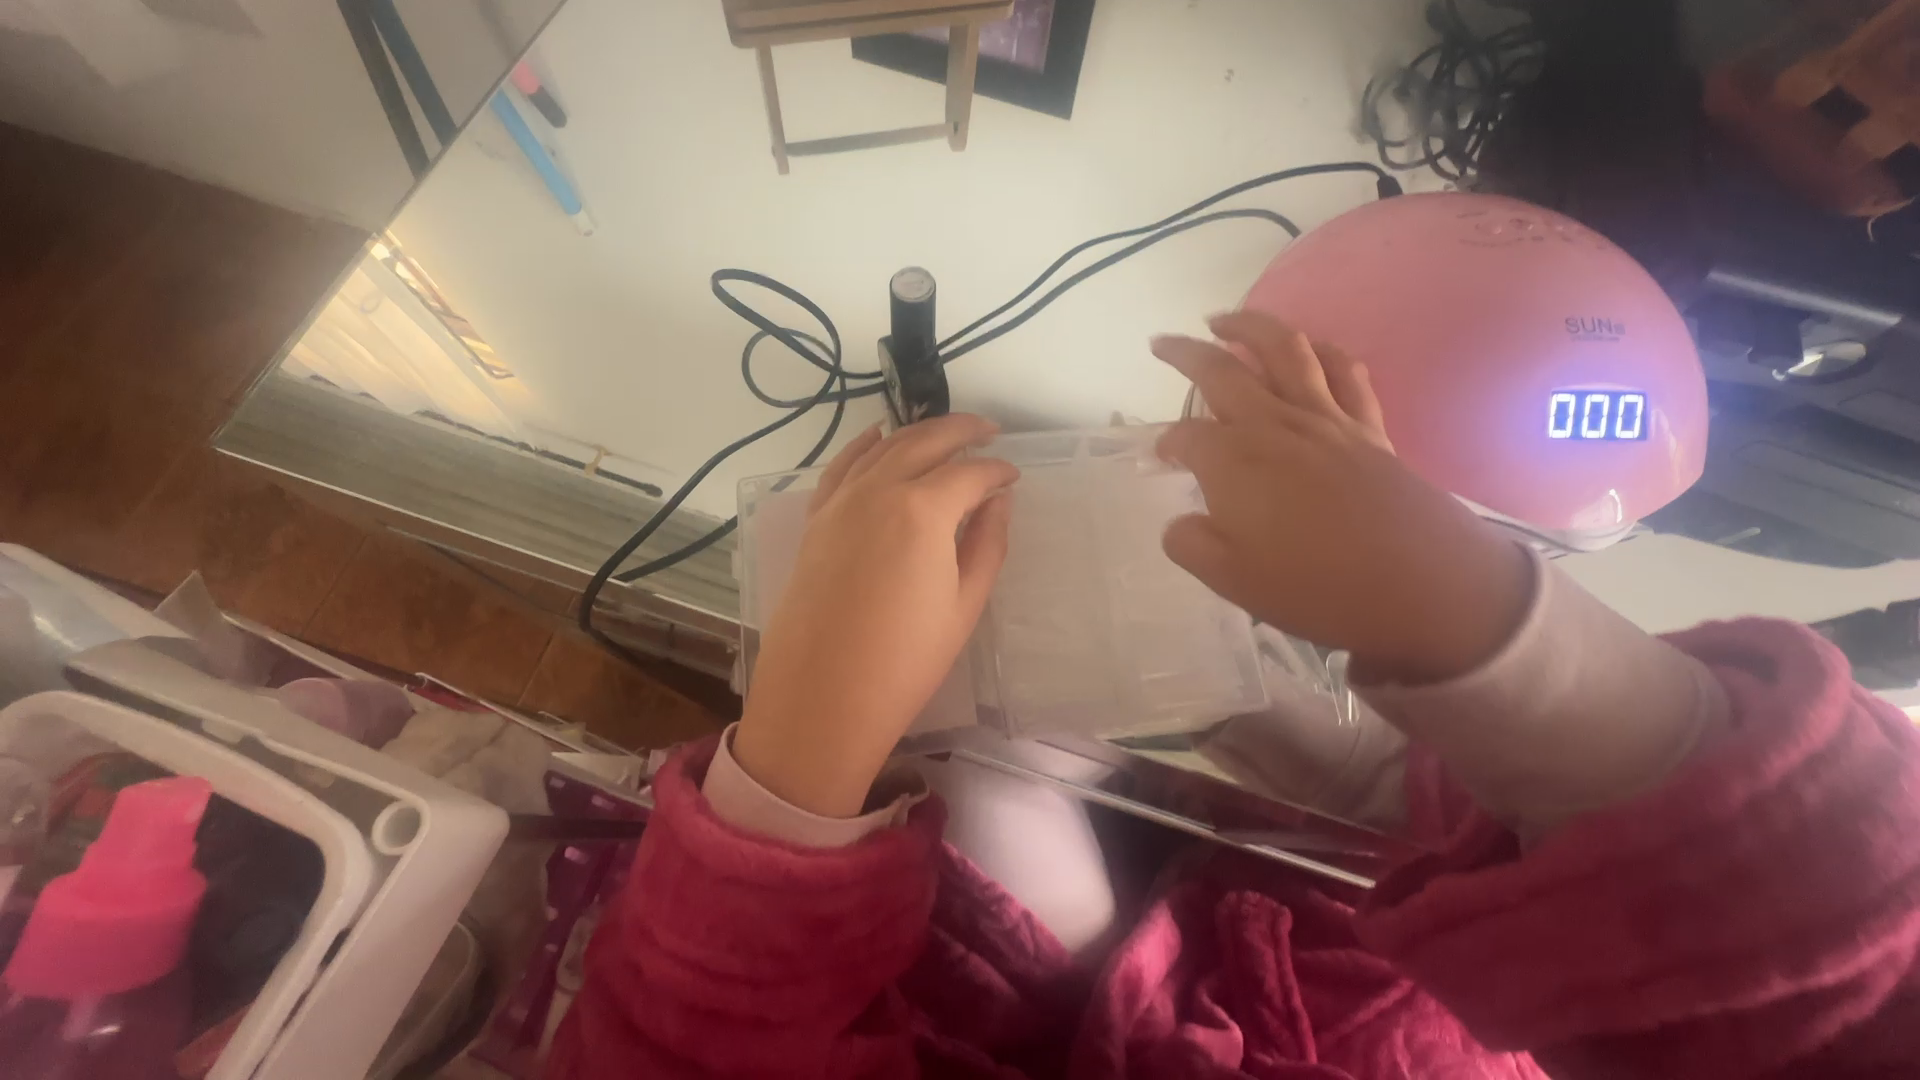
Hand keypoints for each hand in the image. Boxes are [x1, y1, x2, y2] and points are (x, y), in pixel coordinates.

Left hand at [734, 414, 1016, 816]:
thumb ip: (986, 543)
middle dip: (961, 431)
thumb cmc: (906, 660)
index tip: (1013, 475)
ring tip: (943, 432)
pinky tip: (878, 437)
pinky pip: (842, 467)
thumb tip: (998, 501)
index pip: (970, 473)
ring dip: (917, 432)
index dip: (997, 470)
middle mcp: (880, 490)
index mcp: (924, 510)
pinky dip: (863, 446)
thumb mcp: (964, 605)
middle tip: (988, 431)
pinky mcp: (816, 520)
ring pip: (883, 447)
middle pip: (925, 442)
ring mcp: (841, 502)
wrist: (823, 696)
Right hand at [1152, 312, 1530, 684]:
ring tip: (1225, 321)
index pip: (1185, 436)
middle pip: (1222, 371)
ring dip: (1249, 326)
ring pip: (1284, 349)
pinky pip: (1343, 369)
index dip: (1168, 444)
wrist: (1421, 586)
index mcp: (1234, 461)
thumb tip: (1183, 522)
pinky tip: (1309, 348)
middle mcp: (1275, 424)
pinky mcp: (1368, 425)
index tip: (1163, 459)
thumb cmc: (1315, 586)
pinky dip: (1320, 349)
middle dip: (1185, 353)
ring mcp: (1325, 418)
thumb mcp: (1230, 580)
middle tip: (1161, 343)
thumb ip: (1191, 544)